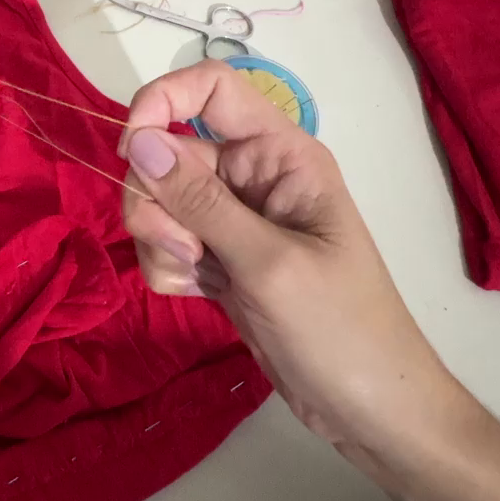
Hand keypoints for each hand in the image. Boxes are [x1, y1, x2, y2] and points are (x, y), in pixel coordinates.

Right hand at [119, 60, 473, 459]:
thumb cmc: (342, 330)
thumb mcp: (268, 262)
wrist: (368, 412)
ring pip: (155, 200)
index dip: (162, 101)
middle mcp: (250, 174)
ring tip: (198, 276)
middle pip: (166, 151)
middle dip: (155, 200)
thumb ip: (198, 199)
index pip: (210, 87)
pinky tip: (199, 293)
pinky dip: (166, 266)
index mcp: (280, 154)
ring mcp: (229, 216)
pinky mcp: (213, 254)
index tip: (131, 149)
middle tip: (185, 249)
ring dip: (159, 240)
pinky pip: (162, 241)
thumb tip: (137, 140)